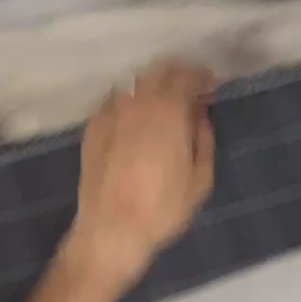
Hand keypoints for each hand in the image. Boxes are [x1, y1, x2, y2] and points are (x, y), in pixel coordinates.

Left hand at [62, 59, 216, 283]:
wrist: (111, 230)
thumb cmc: (162, 210)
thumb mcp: (200, 180)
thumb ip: (204, 139)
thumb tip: (200, 116)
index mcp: (169, 110)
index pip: (188, 74)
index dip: (202, 78)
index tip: (209, 89)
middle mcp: (138, 102)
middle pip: (159, 71)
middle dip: (177, 76)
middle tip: (187, 95)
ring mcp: (111, 112)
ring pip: (134, 83)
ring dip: (151, 87)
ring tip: (160, 107)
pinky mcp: (92, 128)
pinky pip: (114, 102)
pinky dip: (128, 103)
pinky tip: (132, 121)